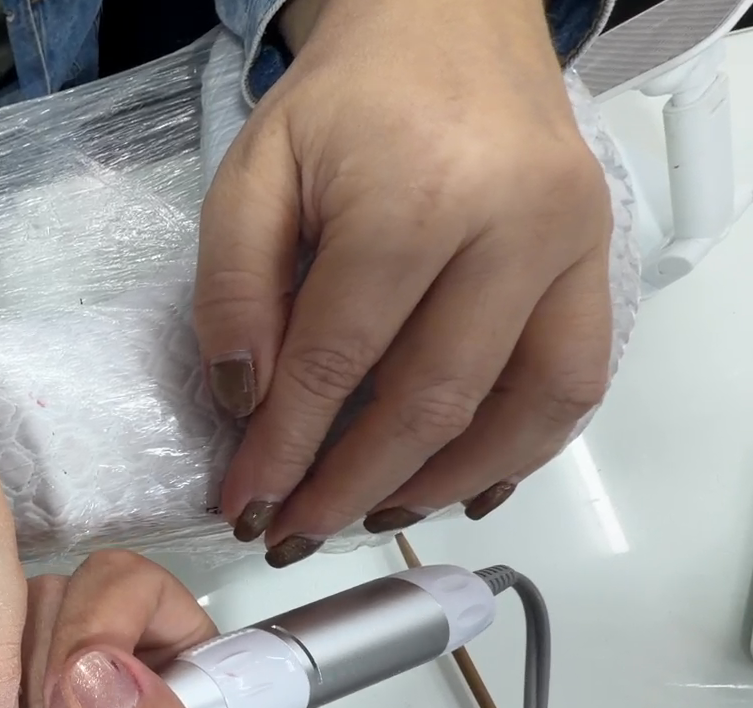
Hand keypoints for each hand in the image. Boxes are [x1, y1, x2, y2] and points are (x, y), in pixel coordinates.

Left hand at [197, 0, 613, 566]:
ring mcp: (573, 247)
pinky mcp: (595, 260)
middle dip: (349, 487)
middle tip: (289, 534)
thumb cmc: (332, 110)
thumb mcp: (246, 187)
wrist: (443, 26)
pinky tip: (456, 485)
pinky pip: (573, 377)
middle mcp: (515, 233)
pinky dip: (519, 448)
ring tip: (362, 521)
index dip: (281, 452)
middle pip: (429, 401)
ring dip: (437, 482)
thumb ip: (234, 293)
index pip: (332, 368)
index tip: (241, 506)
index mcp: (413, 209)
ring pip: (523, 405)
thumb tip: (241, 398)